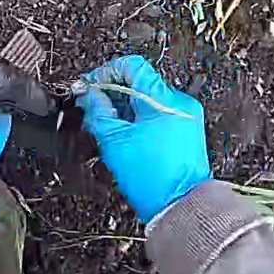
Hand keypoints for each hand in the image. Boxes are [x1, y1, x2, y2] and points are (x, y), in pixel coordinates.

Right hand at [73, 56, 209, 222]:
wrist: (182, 207)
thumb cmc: (153, 179)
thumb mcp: (115, 141)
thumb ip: (98, 111)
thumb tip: (88, 93)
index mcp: (163, 100)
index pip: (132, 66)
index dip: (106, 73)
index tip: (91, 86)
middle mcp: (178, 103)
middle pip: (139, 82)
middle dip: (112, 93)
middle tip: (93, 107)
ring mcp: (185, 116)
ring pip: (147, 98)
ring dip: (124, 106)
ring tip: (107, 124)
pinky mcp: (185, 129)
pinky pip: (157, 113)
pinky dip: (139, 118)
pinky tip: (125, 134)